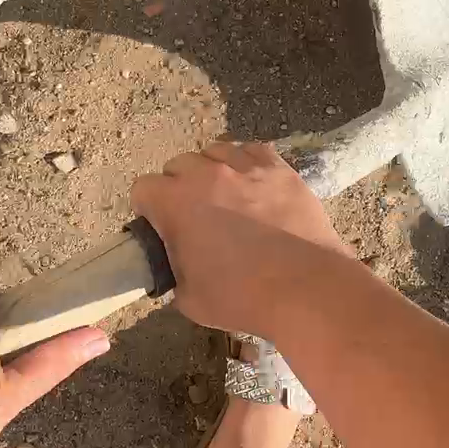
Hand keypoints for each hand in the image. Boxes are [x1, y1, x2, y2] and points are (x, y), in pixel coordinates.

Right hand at [131, 141, 360, 335]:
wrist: (304, 287)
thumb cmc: (241, 296)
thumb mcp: (188, 297)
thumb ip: (174, 269)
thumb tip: (178, 263)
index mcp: (176, 202)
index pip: (144, 188)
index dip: (148, 207)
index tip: (160, 225)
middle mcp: (207, 174)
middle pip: (179, 164)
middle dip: (179, 186)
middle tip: (193, 214)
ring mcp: (245, 166)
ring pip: (216, 152)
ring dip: (212, 170)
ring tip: (224, 195)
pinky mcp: (279, 167)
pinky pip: (252, 151)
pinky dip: (246, 162)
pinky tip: (252, 183)